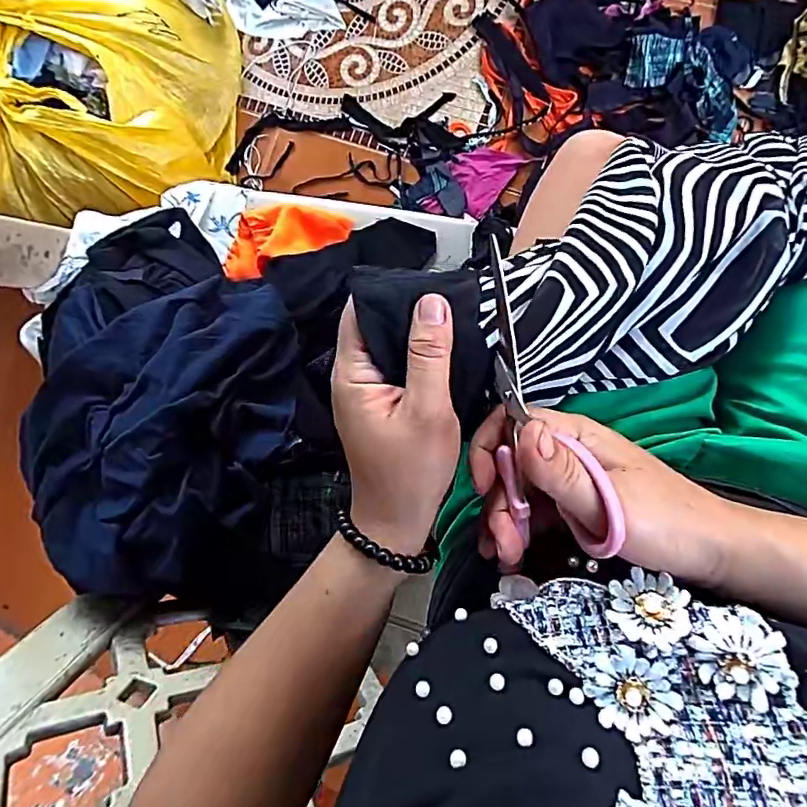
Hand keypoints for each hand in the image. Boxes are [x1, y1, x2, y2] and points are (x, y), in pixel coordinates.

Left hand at [332, 295, 459, 554]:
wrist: (399, 520)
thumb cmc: (411, 471)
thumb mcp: (428, 409)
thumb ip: (429, 355)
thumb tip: (432, 302)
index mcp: (352, 373)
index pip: (361, 311)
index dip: (393, 293)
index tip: (431, 285)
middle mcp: (353, 376)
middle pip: (377, 326)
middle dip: (411, 311)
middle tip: (452, 301)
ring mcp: (366, 391)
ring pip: (391, 346)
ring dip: (418, 336)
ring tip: (454, 322)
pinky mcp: (382, 403)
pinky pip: (399, 367)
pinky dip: (420, 358)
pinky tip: (445, 355)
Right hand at [468, 407, 737, 585]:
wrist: (710, 551)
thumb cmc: (667, 522)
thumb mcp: (609, 500)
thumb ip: (562, 471)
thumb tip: (523, 432)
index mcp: (579, 437)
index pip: (516, 421)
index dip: (491, 450)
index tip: (486, 488)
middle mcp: (572, 453)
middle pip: (512, 464)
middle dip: (500, 501)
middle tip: (504, 543)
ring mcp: (574, 481)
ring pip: (521, 491)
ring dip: (506, 522)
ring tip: (509, 556)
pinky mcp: (578, 507)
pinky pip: (537, 513)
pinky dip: (520, 532)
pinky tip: (514, 554)